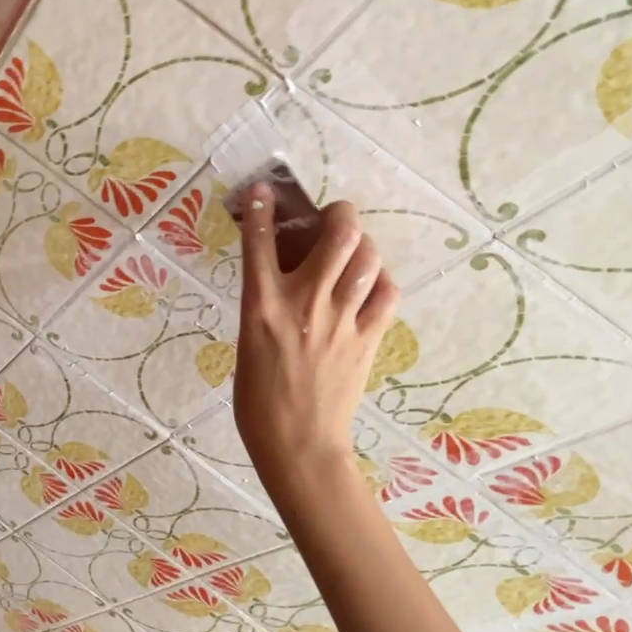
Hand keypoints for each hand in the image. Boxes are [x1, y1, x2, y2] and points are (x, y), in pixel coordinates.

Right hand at [232, 180, 399, 477]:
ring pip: (367, 258)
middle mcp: (303, 304)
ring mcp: (341, 320)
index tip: (262, 190)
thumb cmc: (257, 398)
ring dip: (361, 244)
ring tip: (352, 249)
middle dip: (339, 214)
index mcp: (260, 307)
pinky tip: (370, 285)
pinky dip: (379, 281)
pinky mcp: (368, 338)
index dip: (260, 210)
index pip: (259, 244)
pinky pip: (386, 293)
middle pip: (338, 236)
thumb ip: (263, 306)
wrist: (297, 442)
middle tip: (333, 216)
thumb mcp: (246, 343)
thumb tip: (278, 276)